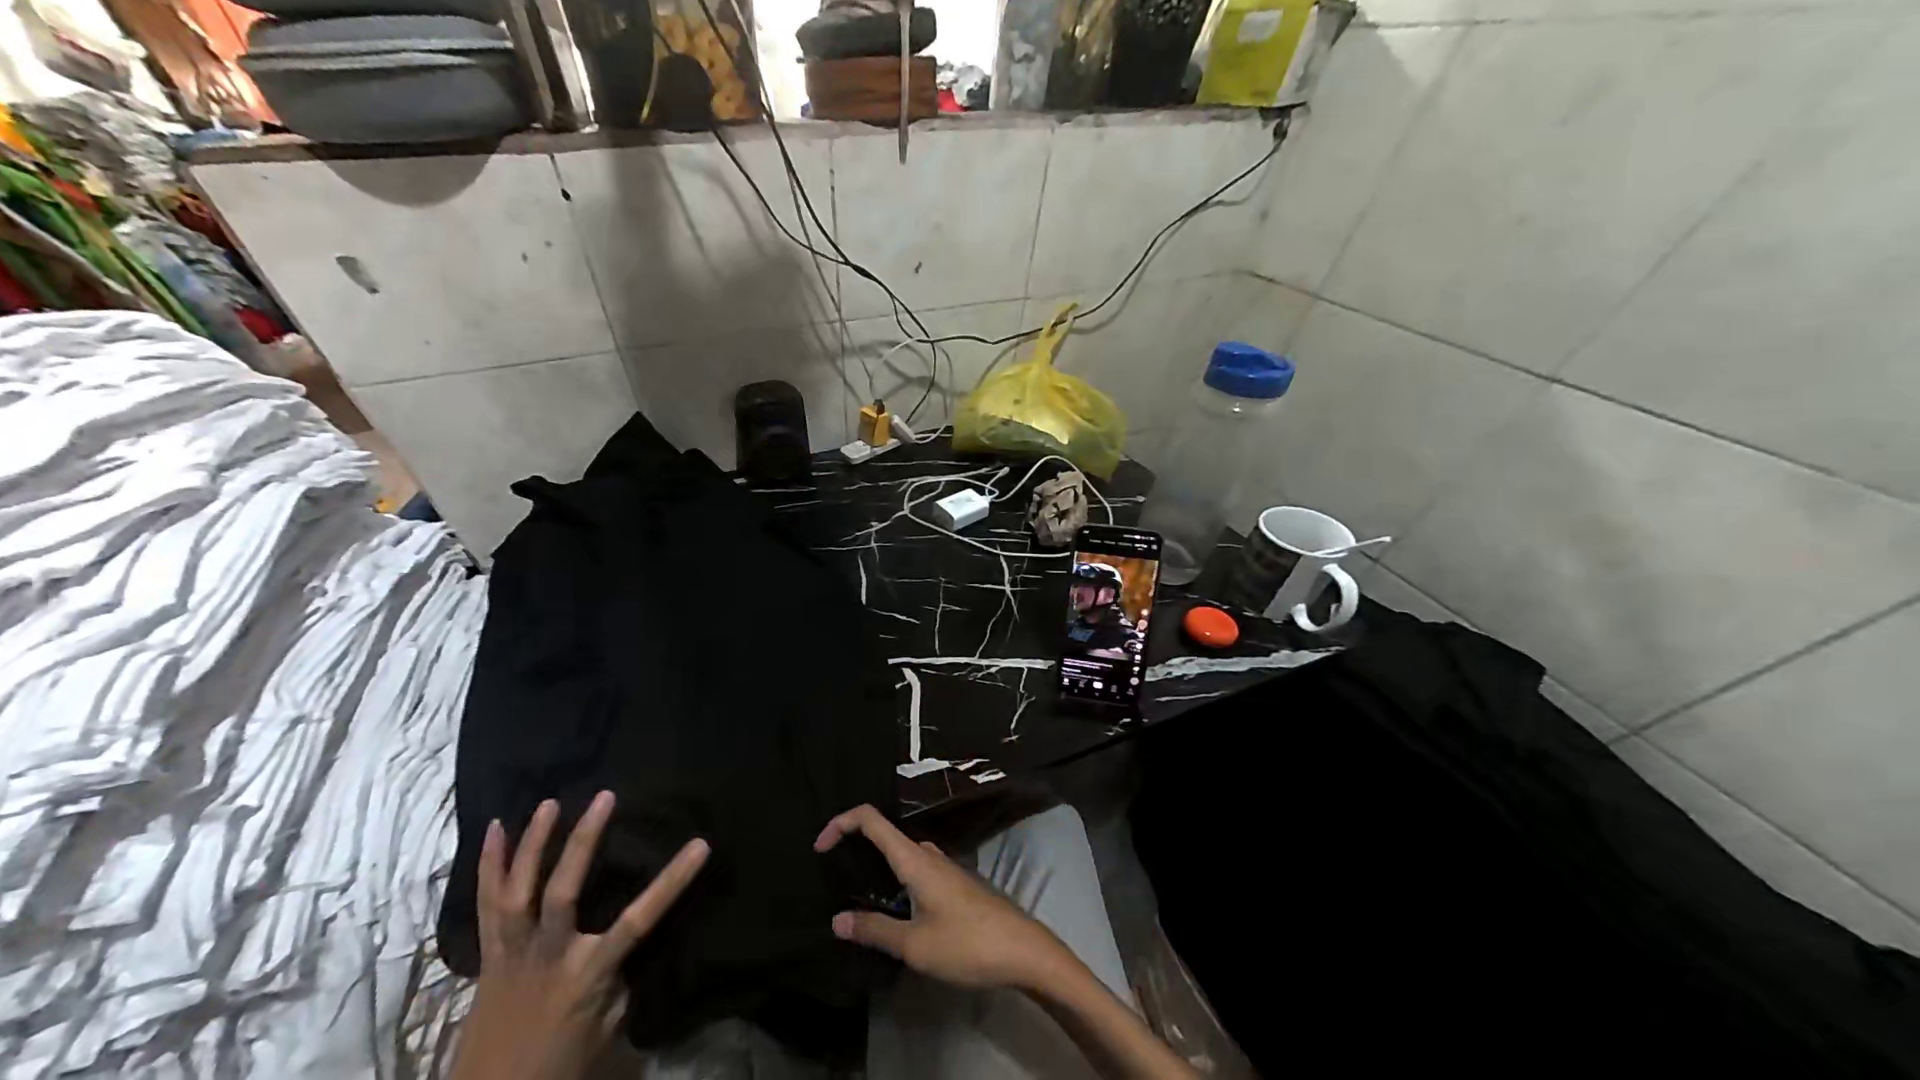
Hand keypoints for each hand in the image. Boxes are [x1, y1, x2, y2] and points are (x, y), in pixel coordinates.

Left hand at [451, 792, 709, 1079]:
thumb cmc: (560, 1063)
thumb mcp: (608, 1025)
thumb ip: (623, 977)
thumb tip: (644, 940)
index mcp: (588, 973)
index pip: (639, 919)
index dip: (672, 880)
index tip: (700, 843)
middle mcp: (549, 954)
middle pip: (564, 890)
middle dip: (584, 841)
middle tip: (604, 797)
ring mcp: (512, 951)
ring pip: (517, 890)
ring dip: (533, 843)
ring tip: (549, 803)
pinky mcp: (487, 953)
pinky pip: (484, 904)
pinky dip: (489, 865)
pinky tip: (493, 829)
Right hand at [814, 804, 1075, 992]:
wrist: (1025, 951)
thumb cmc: (967, 943)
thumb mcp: (914, 945)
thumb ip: (874, 930)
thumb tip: (837, 920)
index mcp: (915, 860)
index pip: (872, 820)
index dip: (841, 823)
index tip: (819, 846)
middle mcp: (929, 855)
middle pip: (886, 837)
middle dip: (856, 848)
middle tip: (833, 876)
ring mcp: (946, 869)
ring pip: (903, 857)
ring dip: (878, 870)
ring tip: (858, 898)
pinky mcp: (957, 885)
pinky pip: (917, 873)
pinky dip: (896, 883)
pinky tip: (894, 913)